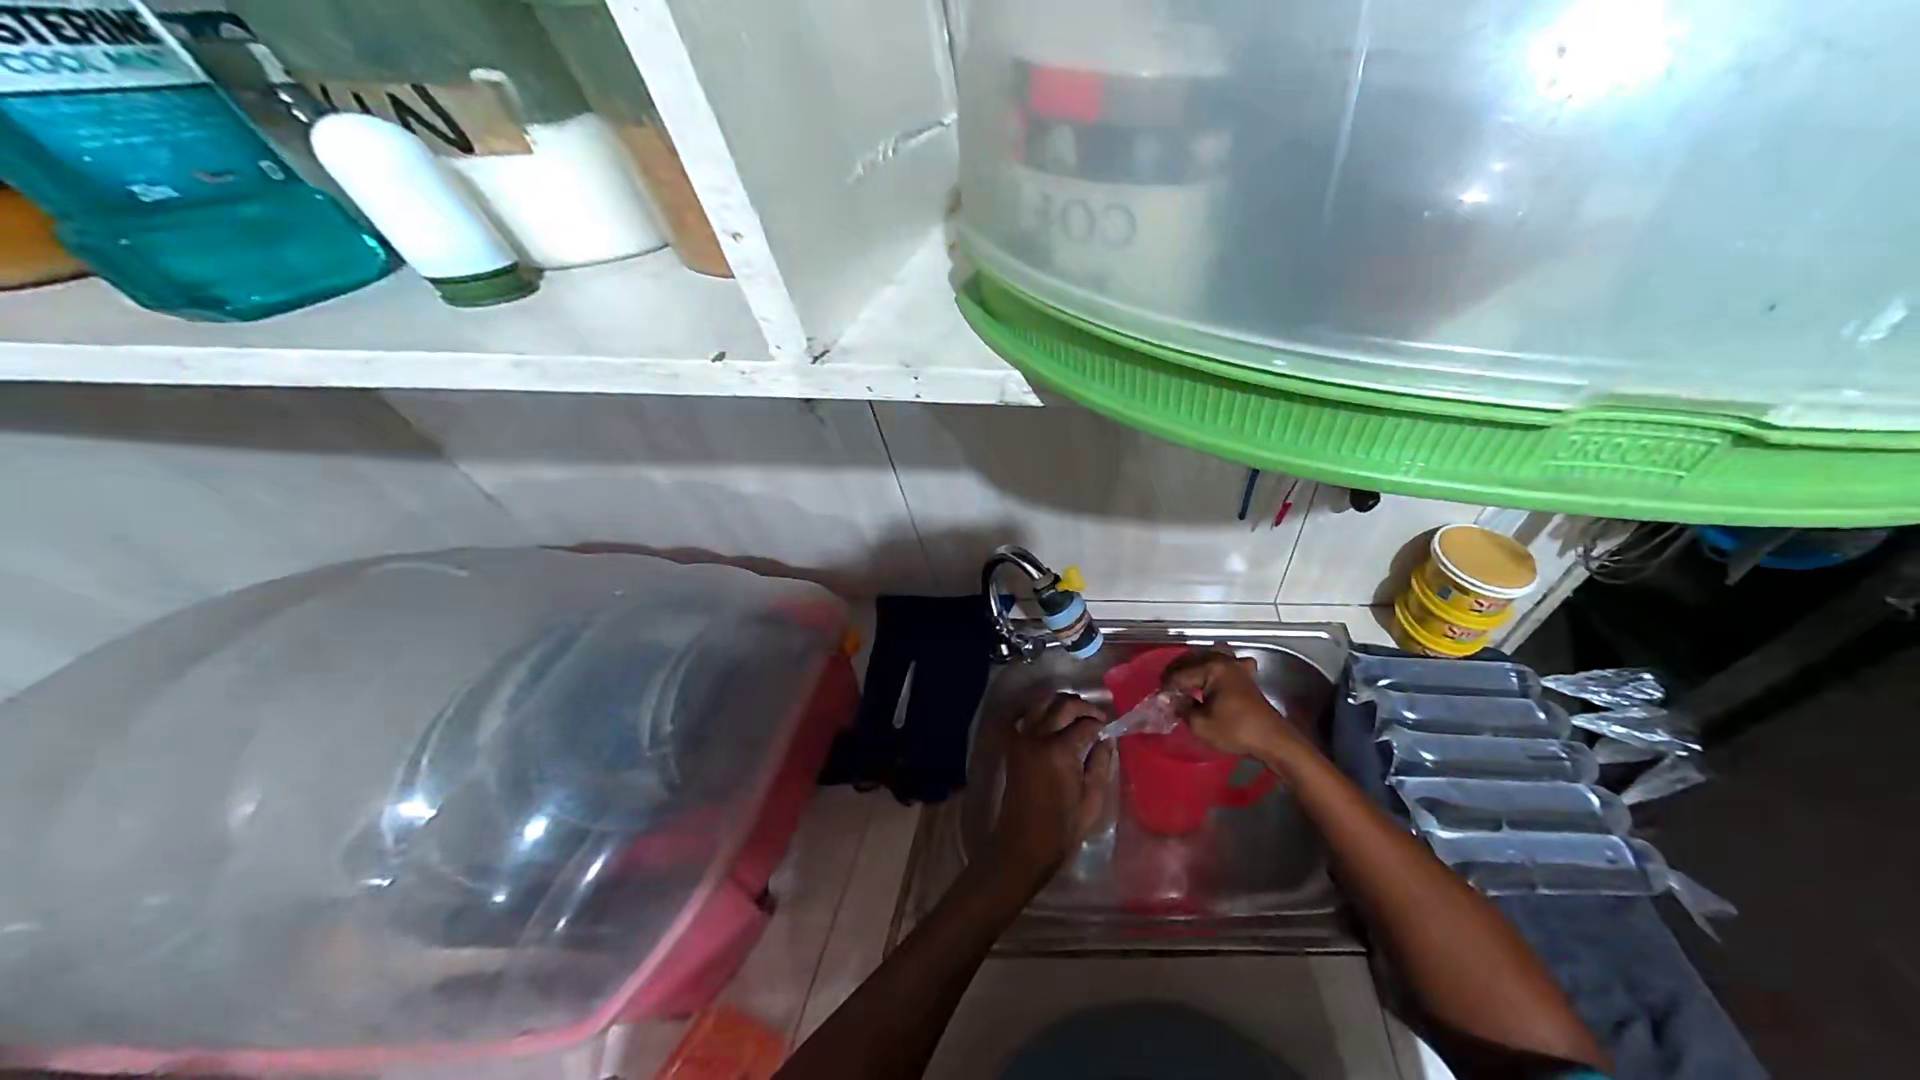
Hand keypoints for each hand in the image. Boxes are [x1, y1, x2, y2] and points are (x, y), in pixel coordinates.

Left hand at [987, 693, 1114, 886]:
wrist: (1023, 845)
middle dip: (1083, 706)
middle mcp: (1037, 737)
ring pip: (1040, 704)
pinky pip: (1020, 718)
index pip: (1085, 724)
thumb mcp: (1092, 799)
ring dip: (1060, 703)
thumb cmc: (1062, 828)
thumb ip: (1100, 764)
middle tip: (1097, 717)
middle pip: (1062, 705)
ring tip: (1076, 716)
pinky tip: (1047, 719)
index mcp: (1059, 750)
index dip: (1100, 723)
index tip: (1110, 729)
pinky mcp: (1011, 747)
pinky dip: (1033, 712)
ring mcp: (1021, 739)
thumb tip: (1106, 739)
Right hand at [1162, 649, 1314, 761]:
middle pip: (1192, 660)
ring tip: (1185, 680)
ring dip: (1194, 666)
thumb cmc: (1235, 731)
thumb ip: (1181, 707)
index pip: (1180, 674)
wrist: (1271, 740)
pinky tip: (1214, 673)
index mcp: (1211, 668)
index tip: (1159, 698)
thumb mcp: (1200, 724)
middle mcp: (1224, 660)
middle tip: (1167, 689)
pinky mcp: (1246, 675)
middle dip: (1177, 673)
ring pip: (1209, 656)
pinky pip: (1227, 662)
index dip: (1167, 687)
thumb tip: (1170, 699)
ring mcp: (1237, 666)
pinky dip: (1217, 665)